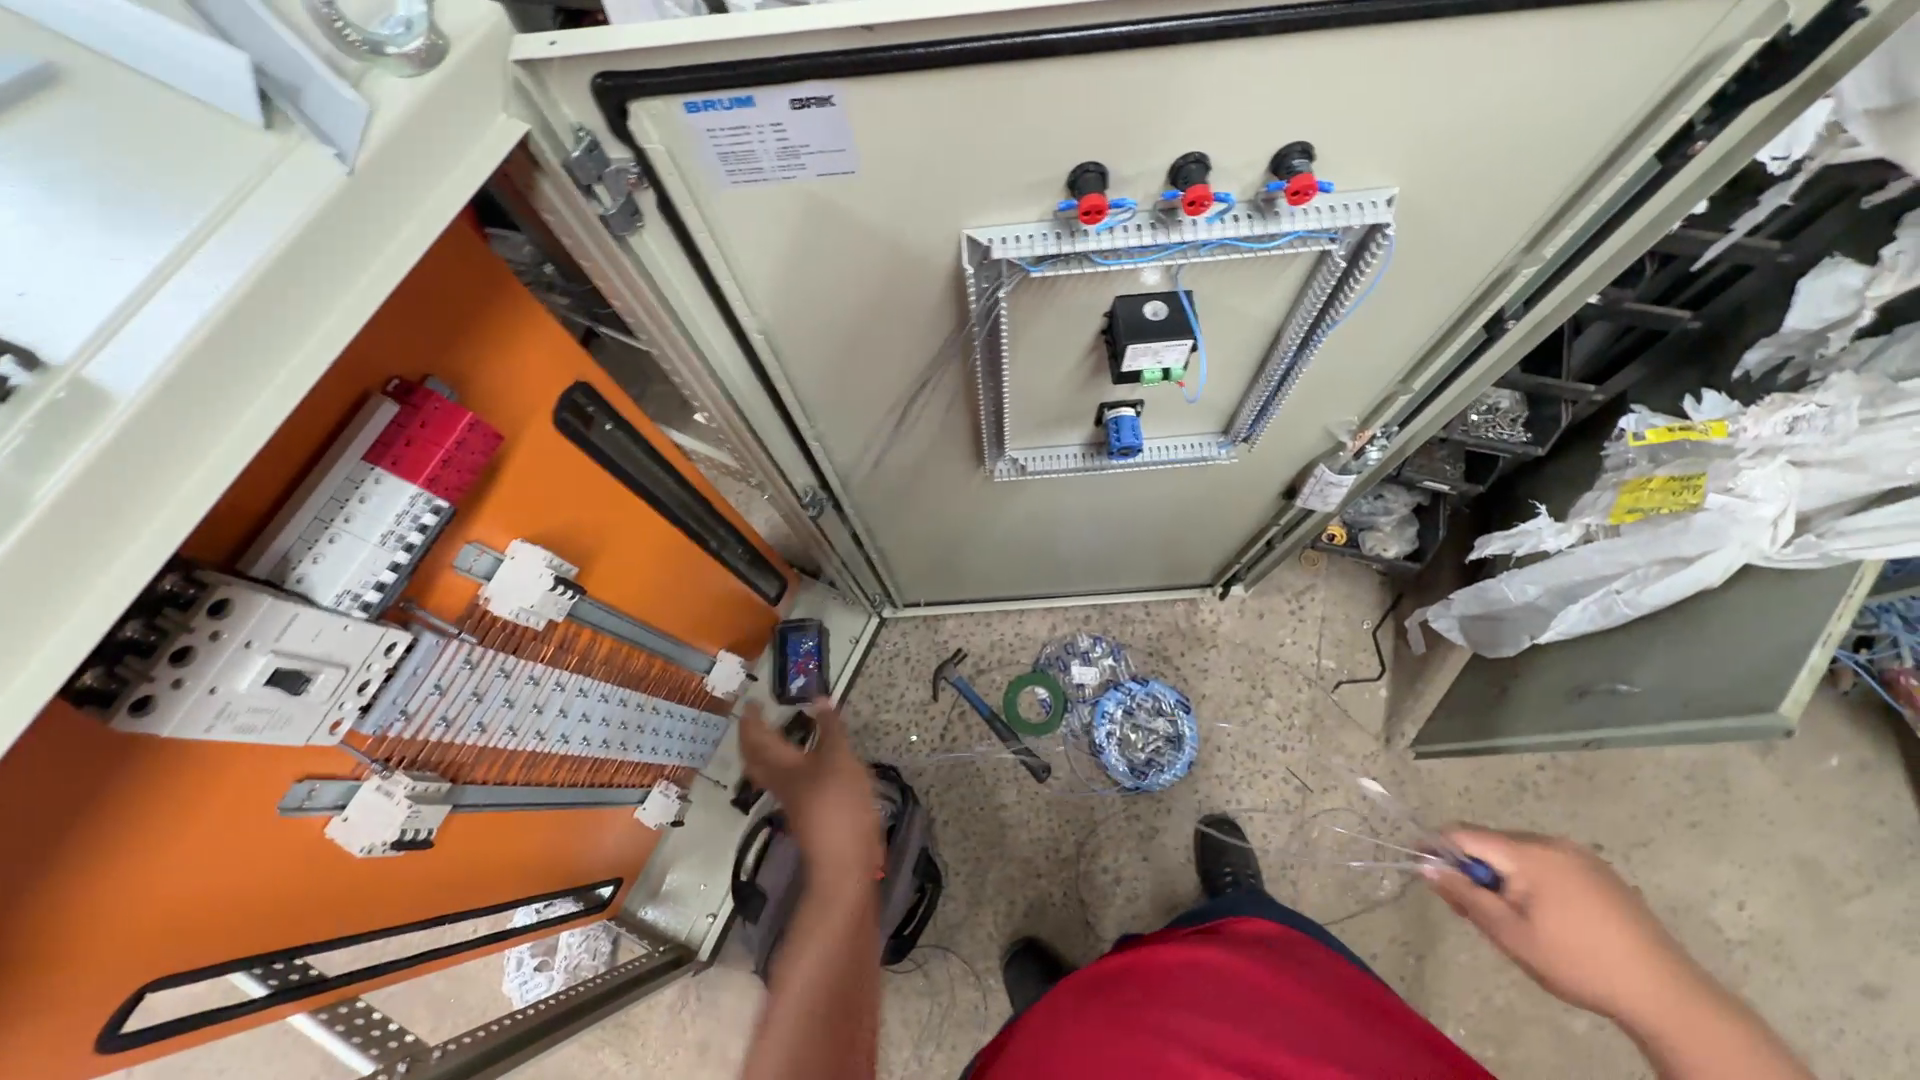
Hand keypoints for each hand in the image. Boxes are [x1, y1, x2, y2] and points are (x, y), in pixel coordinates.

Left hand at [738, 699, 882, 887]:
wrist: (845, 858)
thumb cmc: (838, 804)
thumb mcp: (840, 758)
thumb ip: (830, 728)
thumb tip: (818, 698)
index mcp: (783, 766)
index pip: (758, 738)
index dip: (752, 720)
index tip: (752, 703)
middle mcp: (780, 782)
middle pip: (755, 759)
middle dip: (751, 738)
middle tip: (755, 719)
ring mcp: (792, 800)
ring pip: (769, 772)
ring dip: (766, 752)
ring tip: (777, 736)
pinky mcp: (807, 812)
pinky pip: (787, 782)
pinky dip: (789, 765)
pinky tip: (805, 763)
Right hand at [1424, 828, 1708, 1022]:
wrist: (1664, 991)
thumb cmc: (1576, 962)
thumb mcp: (1510, 935)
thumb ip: (1465, 895)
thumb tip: (1426, 865)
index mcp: (1529, 853)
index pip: (1464, 833)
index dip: (1438, 849)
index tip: (1426, 874)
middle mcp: (1553, 843)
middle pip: (1492, 842)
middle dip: (1473, 869)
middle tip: (1474, 913)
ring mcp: (1581, 856)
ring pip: (1520, 854)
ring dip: (1503, 876)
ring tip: (1512, 921)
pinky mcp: (1601, 872)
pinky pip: (1548, 863)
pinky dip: (1532, 881)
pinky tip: (1547, 918)